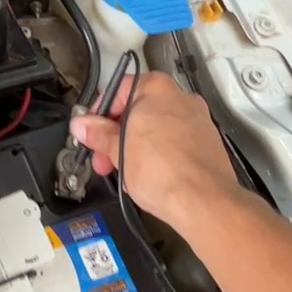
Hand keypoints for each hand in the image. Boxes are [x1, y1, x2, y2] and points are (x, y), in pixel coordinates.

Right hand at [69, 70, 238, 221]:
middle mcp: (181, 98)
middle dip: (116, 135)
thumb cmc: (164, 171)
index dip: (99, 113)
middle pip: (137, 110)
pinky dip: (159, 156)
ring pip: (156, 128)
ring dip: (136, 147)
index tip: (90, 130)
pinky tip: (148, 176)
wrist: (203, 204)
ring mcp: (198, 121)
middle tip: (103, 154)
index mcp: (157, 88)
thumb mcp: (116, 149)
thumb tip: (83, 126)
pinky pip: (175, 144)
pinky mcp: (208, 145)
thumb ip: (96, 133)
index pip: (117, 90)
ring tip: (124, 171)